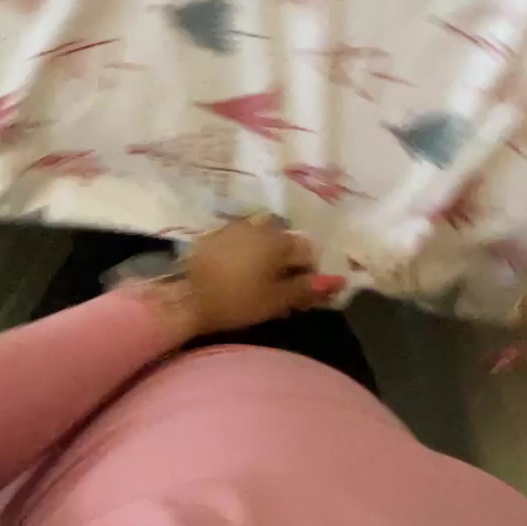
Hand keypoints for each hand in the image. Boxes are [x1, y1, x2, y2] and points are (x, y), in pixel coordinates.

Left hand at [179, 216, 341, 336]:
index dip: (308, 277)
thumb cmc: (237, 300)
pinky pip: (242, 242)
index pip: (308, 253)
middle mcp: (260, 225)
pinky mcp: (216, 234)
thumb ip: (308, 288)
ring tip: (258, 287)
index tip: (298, 299)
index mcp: (279, 239)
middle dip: (287, 268)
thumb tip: (339, 281)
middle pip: (285, 245)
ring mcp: (236, 226)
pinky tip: (237, 276)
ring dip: (267, 261)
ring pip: (263, 243)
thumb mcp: (277, 300)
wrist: (187, 296)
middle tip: (279, 296)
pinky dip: (247, 256)